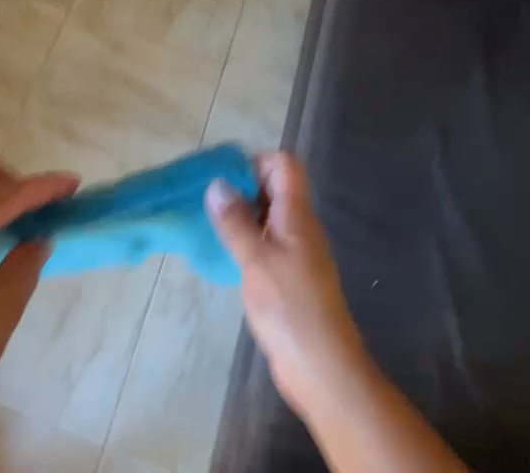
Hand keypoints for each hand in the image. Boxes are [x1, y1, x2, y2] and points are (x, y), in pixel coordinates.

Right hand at [205, 151, 372, 421]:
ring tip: (209, 225)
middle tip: (207, 202)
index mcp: (297, 215)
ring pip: (269, 216)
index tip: (224, 178)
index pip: (285, 165)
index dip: (256, 161)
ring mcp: (297, 253)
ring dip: (242, 215)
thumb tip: (217, 184)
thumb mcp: (257, 260)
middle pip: (275, 188)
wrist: (322, 367)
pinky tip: (225, 255)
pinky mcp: (289, 277)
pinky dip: (246, 241)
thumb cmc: (291, 308)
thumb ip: (237, 222)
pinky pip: (267, 243)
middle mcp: (300, 227)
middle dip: (242, 187)